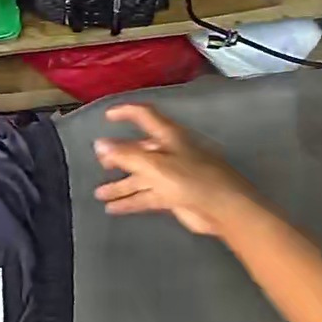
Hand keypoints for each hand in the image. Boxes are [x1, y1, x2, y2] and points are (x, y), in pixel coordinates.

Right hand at [93, 104, 269, 236]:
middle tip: (100, 164)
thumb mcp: (156, 165)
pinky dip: (131, 201)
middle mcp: (170, 152)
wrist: (223, 207)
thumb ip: (128, 155)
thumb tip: (100, 144)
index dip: (127, 112)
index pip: (145, 116)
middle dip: (120, 156)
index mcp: (169, 136)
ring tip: (99, 193)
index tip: (107, 115)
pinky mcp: (174, 195)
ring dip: (122, 185)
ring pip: (142, 177)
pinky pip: (147, 195)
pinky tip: (113, 209)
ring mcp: (172, 174)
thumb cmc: (192, 179)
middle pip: (141, 150)